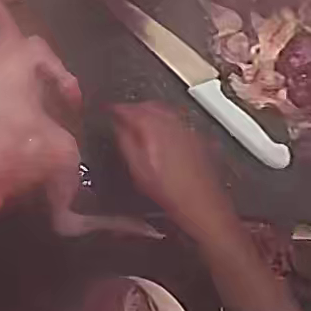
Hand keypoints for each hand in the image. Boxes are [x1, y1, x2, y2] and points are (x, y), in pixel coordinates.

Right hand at [110, 101, 235, 237]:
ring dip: (149, 112)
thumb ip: (125, 142)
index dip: (116, 109)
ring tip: (138, 121)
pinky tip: (160, 132)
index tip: (108, 109)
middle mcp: (173, 124)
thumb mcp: (137, 169)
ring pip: (165, 111)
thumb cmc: (171, 192)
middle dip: (134, 108)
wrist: (201, 204)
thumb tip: (117, 126)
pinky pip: (177, 120)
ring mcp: (187, 130)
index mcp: (154, 128)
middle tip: (122, 114)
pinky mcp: (197, 138)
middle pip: (149, 105)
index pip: (130, 109)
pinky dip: (165, 120)